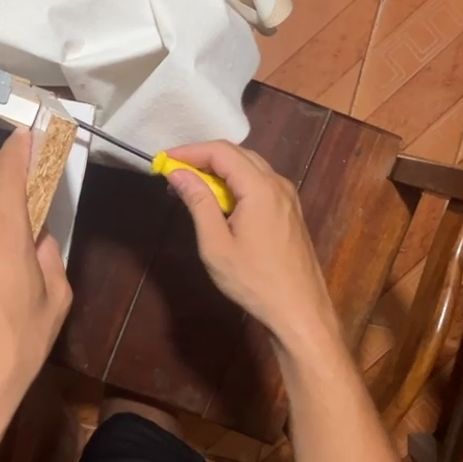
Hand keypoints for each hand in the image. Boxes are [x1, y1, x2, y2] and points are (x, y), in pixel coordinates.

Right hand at [163, 141, 340, 357]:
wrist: (299, 310)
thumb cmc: (253, 280)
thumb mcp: (216, 244)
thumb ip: (198, 202)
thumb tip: (178, 173)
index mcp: (260, 188)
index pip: (221, 152)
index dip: (190, 151)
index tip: (163, 160)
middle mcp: (277, 184)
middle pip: (237, 154)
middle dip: (203, 157)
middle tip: (173, 172)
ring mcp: (287, 197)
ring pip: (250, 167)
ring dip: (219, 170)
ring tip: (191, 185)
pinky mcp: (290, 210)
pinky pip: (259, 182)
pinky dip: (235, 182)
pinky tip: (219, 200)